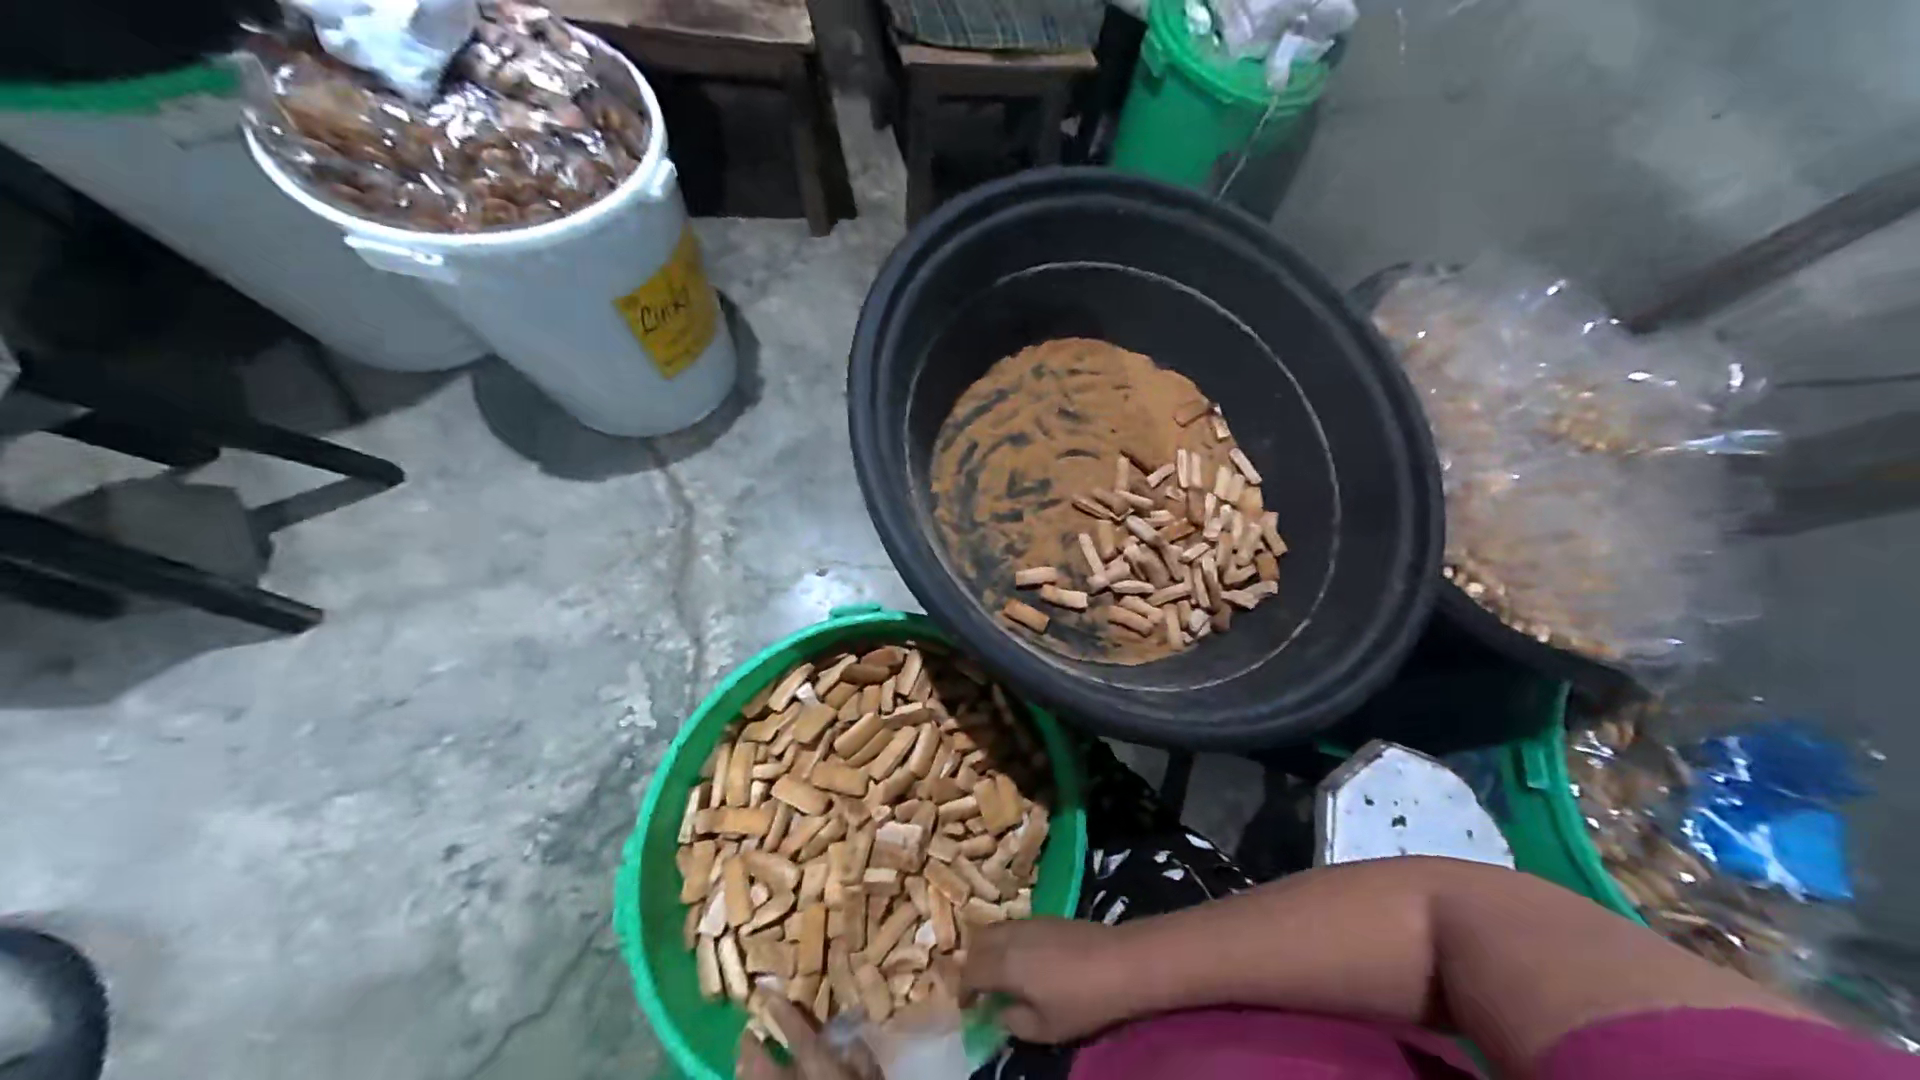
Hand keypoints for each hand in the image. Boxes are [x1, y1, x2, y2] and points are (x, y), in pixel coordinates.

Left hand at [734, 996, 876, 1079]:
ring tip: (744, 1062)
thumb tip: (851, 1037)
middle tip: (748, 1032)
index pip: (795, 1032)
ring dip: (744, 1071)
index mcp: (816, 1067)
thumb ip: (861, 1057)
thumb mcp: (871, 1079)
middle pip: (757, 1063)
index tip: (768, 995)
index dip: (781, 1011)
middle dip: (748, 1046)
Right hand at [961, 918, 1135, 1043]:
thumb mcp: (1047, 1028)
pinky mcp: (1044, 917)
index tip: (968, 1005)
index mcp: (1004, 964)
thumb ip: (1015, 1022)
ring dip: (987, 948)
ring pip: (993, 929)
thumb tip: (1002, 1012)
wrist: (1119, 962)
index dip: (964, 989)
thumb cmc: (1082, 1000)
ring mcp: (1027, 922)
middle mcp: (1009, 936)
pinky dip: (1004, 940)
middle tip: (978, 986)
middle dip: (971, 963)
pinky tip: (1021, 958)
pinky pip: (1011, 925)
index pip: (970, 971)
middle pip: (977, 942)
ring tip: (997, 972)